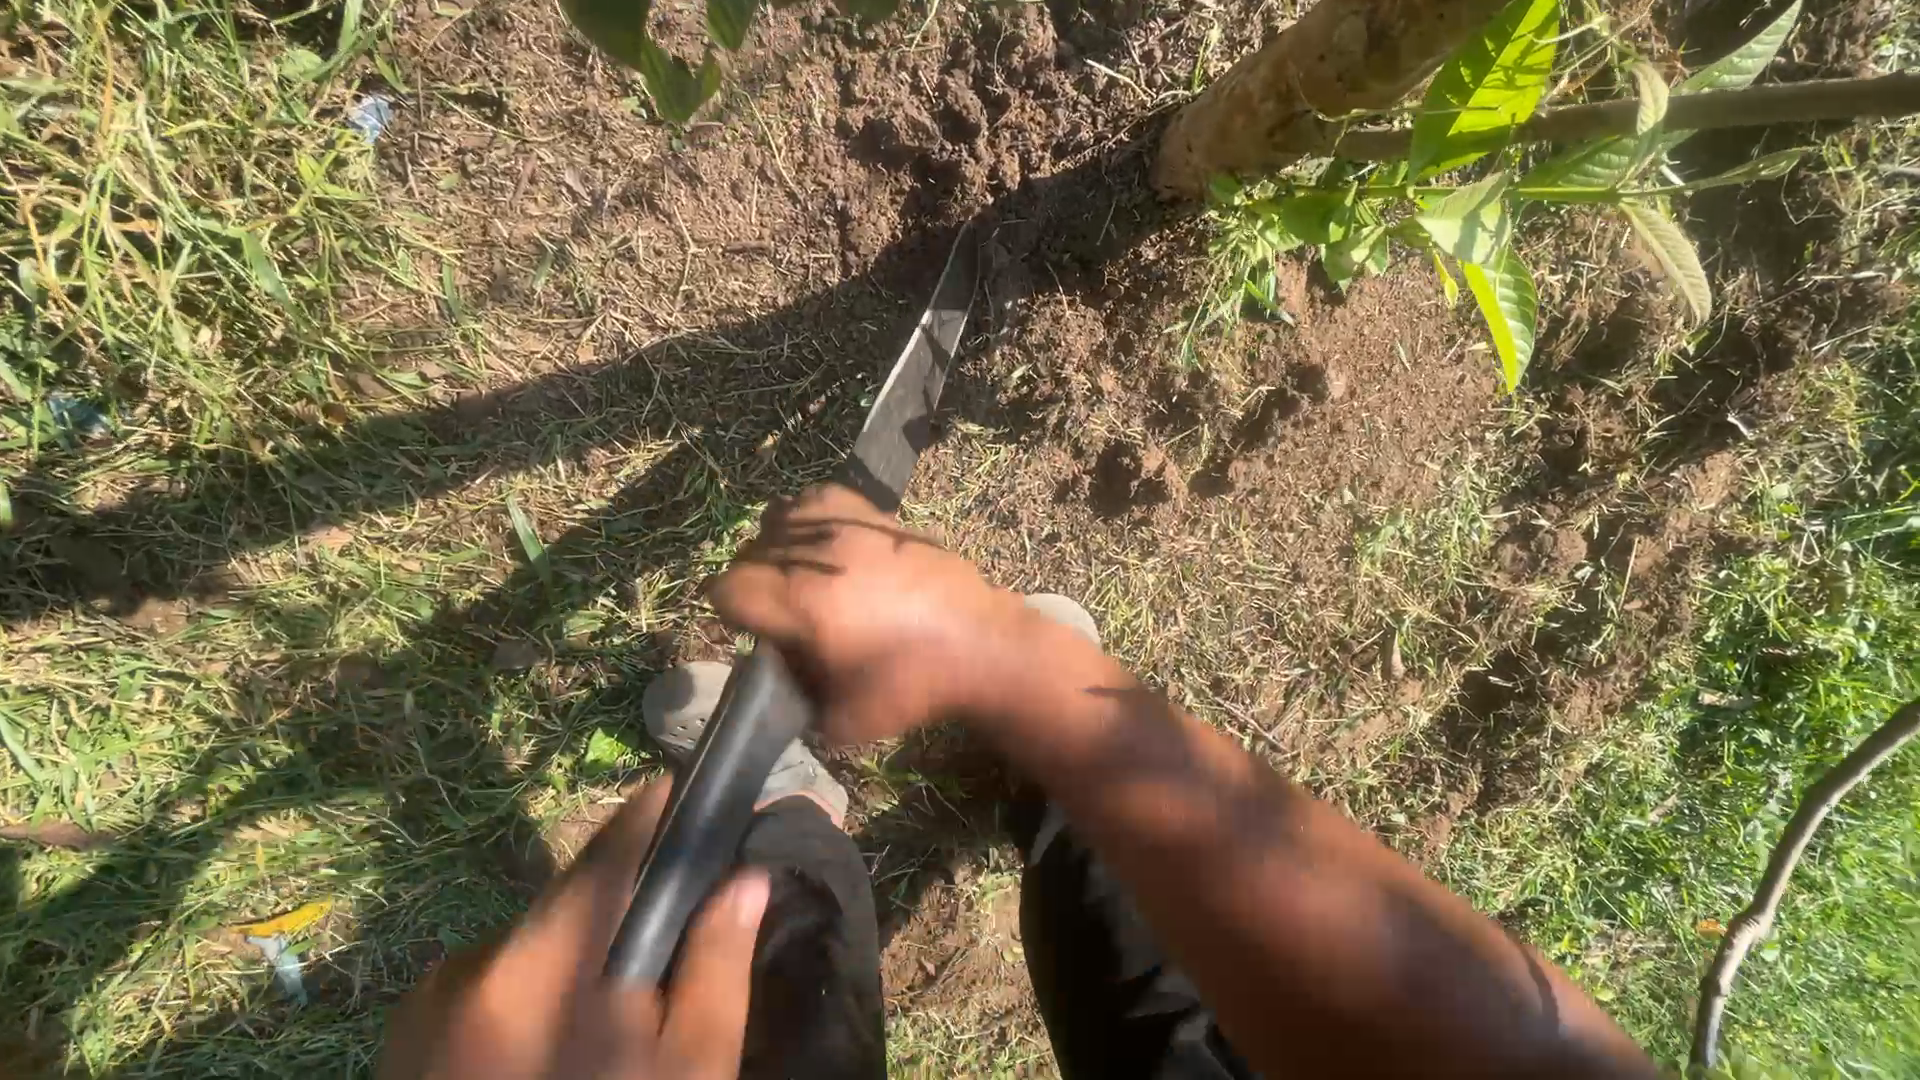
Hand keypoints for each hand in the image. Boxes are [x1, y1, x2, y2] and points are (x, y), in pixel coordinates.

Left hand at [377, 783, 768, 1079]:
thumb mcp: (690, 1070)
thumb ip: (716, 962)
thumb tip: (746, 877)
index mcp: (534, 969)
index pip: (604, 855)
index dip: (651, 815)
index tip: (686, 789)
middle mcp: (465, 970)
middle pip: (569, 898)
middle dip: (625, 900)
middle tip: (673, 934)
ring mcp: (422, 1011)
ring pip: (532, 942)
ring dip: (580, 951)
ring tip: (617, 1012)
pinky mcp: (402, 1045)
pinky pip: (494, 982)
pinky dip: (538, 988)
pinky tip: (564, 1044)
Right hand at [705, 484, 1036, 742]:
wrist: (980, 645)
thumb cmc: (912, 688)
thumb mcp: (840, 720)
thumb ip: (792, 695)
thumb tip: (775, 667)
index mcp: (802, 604)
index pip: (727, 587)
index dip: (730, 611)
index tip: (753, 627)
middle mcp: (816, 555)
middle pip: (750, 552)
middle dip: (755, 581)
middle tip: (784, 610)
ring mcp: (847, 527)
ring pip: (779, 517)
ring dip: (777, 545)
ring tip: (803, 573)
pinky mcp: (876, 514)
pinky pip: (820, 497)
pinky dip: (810, 516)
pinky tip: (826, 544)